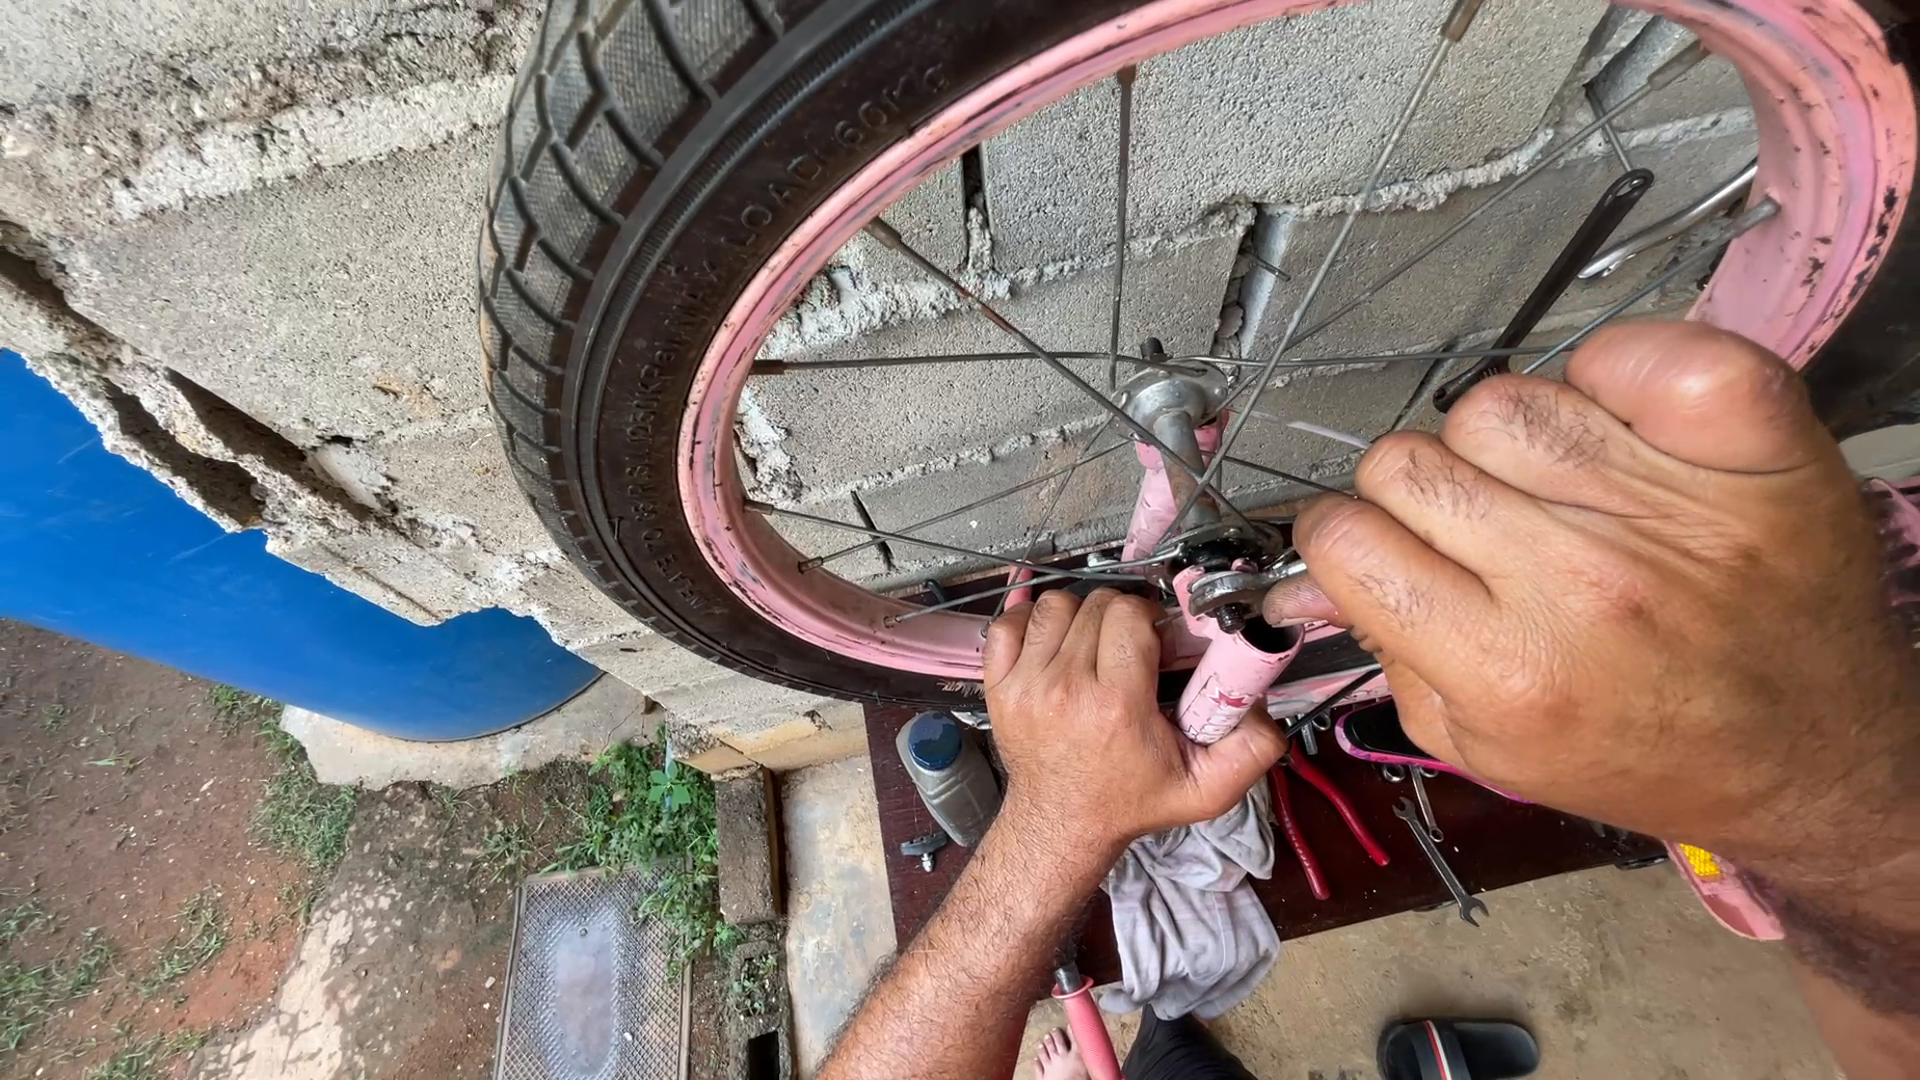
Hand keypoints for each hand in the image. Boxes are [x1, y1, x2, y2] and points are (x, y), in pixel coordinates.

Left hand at [984, 589, 1284, 866]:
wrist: (1063, 823)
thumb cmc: (1130, 800)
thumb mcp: (1205, 789)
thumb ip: (1251, 748)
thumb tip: (1263, 701)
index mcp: (1115, 705)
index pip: (1129, 614)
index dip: (1148, 616)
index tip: (1154, 639)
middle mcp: (1064, 687)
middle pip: (1094, 605)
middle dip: (1118, 615)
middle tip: (1127, 644)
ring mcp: (1024, 684)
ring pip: (1054, 606)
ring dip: (1078, 616)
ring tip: (1091, 644)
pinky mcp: (997, 686)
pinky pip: (1008, 624)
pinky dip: (1030, 623)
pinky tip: (1052, 642)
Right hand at [1265, 322, 1919, 875]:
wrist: (1813, 766)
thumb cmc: (1629, 755)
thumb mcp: (1467, 739)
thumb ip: (1374, 651)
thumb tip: (1296, 584)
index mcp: (1503, 664)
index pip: (1344, 539)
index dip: (1331, 536)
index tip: (1358, 546)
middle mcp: (1581, 583)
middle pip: (1402, 464)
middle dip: (1398, 494)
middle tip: (1444, 527)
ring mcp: (1671, 510)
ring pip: (1491, 406)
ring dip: (1484, 443)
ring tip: (1524, 487)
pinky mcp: (1756, 458)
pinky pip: (1650, 355)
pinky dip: (1609, 370)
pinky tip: (1601, 424)